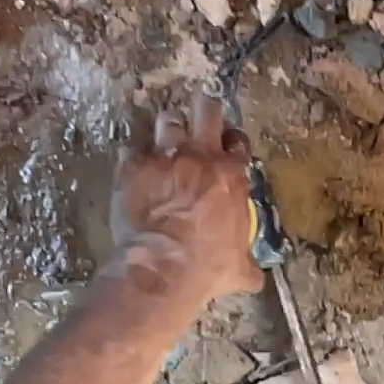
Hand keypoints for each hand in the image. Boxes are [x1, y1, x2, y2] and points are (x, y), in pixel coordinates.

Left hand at [109, 92, 264, 303]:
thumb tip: (252, 274)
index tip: (226, 150)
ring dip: (168, 130)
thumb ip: (247, 262)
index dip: (232, 142)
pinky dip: (134, 158)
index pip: (238, 141)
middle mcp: (200, 157)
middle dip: (205, 111)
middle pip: (207, 109)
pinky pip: (131, 148)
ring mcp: (164, 158)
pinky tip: (134, 172)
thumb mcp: (240, 268)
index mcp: (231, 176)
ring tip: (165, 145)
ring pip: (167, 120)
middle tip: (200, 123)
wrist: (164, 266)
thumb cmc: (208, 266)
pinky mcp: (132, 167)